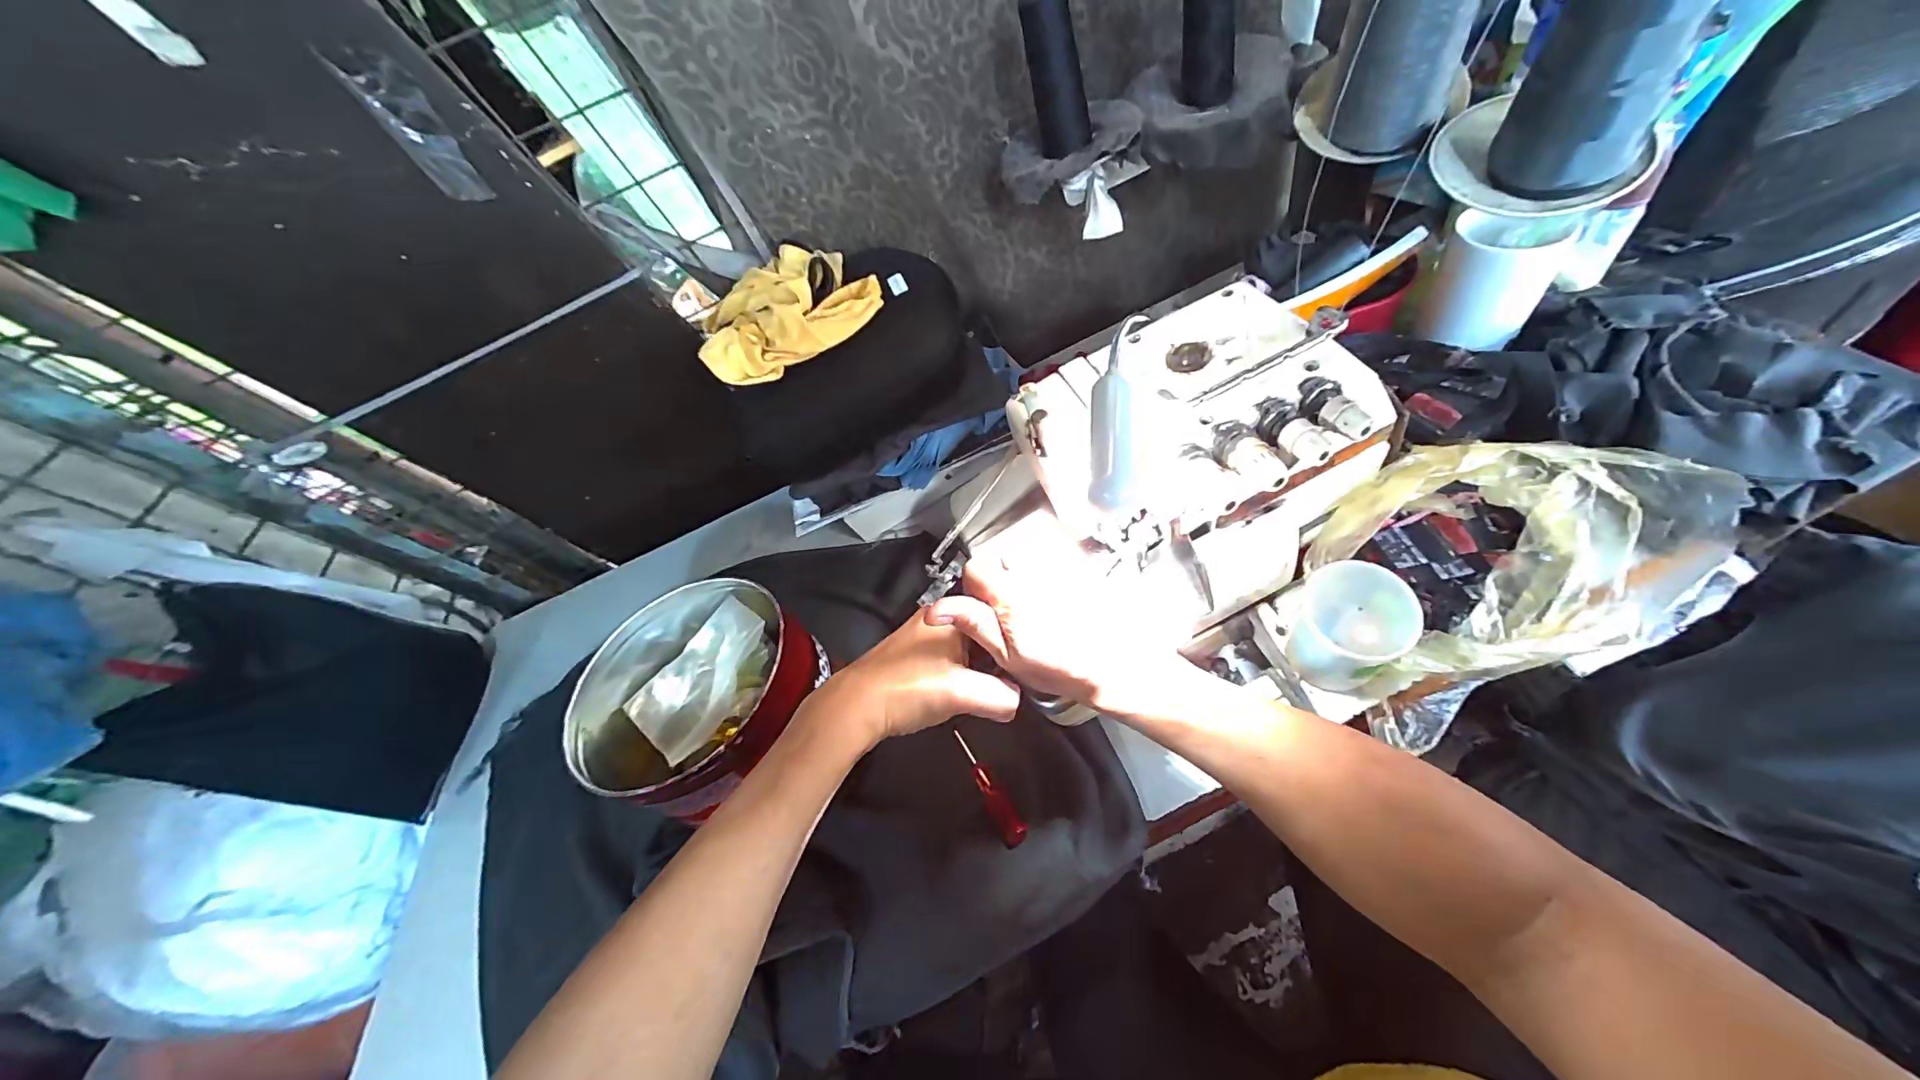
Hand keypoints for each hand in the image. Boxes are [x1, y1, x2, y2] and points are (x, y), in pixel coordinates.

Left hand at [795, 611, 1020, 749]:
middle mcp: (935, 620)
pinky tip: (955, 695)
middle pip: (982, 635)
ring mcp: (922, 638)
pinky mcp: (912, 659)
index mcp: (950, 616)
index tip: (1022, 665)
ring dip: (975, 670)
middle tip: (1005, 682)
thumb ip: (1001, 697)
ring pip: (964, 650)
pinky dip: (956, 678)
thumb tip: (1015, 701)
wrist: (855, 708)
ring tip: (982, 690)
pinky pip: (947, 662)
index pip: (997, 619)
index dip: (1013, 644)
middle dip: (995, 660)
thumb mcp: (963, 694)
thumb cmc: (902, 690)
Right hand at [924, 512, 1195, 718]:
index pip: (976, 566)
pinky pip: (1054, 558)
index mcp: (1012, 596)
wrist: (1116, 667)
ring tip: (1040, 606)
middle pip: (1002, 557)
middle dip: (1002, 579)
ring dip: (1027, 574)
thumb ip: (975, 624)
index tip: (984, 604)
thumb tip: (940, 609)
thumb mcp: (1009, 656)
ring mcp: (1060, 567)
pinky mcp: (1081, 567)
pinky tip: (1061, 601)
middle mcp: (1034, 574)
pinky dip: (1052, 574)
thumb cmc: (1064, 669)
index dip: (975, 585)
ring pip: (1027, 556)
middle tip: (1014, 611)